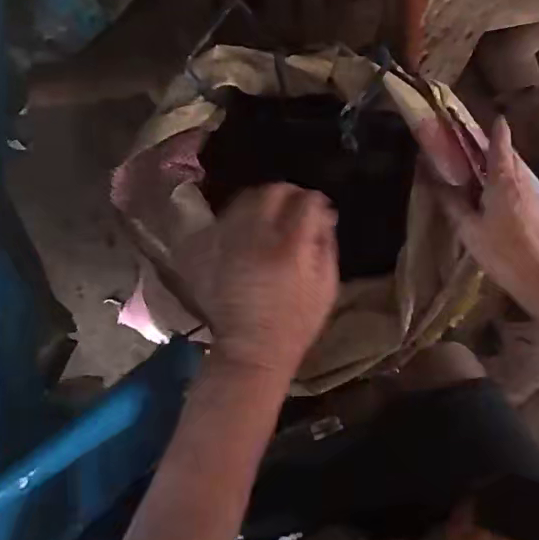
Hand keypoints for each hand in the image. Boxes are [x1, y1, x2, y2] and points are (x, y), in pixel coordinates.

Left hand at [172, 183, 338, 378]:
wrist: (252, 348)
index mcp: (290, 246)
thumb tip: (324, 215)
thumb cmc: (296, 322)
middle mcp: (256, 236)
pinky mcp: (211, 250)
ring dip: (262, 200)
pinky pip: (224, 218)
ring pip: (244, 199)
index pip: (306, 202)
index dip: (317, 200)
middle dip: (288, 192)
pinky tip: (248, 227)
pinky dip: (239, 216)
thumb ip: (326, 245)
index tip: (320, 207)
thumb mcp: (326, 287)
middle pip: (271, 191)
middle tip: (294, 204)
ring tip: (270, 213)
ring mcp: (230, 241)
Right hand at [420, 116, 538, 311]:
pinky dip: (506, 178)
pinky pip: (519, 184)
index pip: (500, 146)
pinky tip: (493, 192)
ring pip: (516, 170)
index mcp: (502, 181)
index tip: (493, 117)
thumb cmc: (500, 250)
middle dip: (496, 145)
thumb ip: (451, 202)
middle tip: (474, 143)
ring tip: (480, 166)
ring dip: (501, 163)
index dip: (496, 130)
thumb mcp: (468, 227)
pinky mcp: (536, 210)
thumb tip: (433, 180)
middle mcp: (520, 182)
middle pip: (510, 155)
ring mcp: (532, 196)